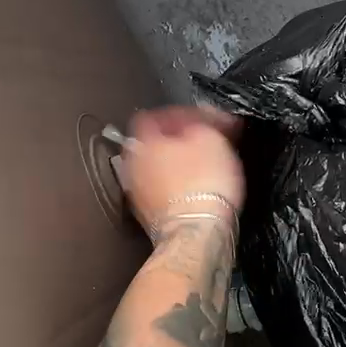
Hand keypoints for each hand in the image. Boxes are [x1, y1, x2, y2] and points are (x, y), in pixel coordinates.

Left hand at [121, 105, 244, 237]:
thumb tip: (206, 116)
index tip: (207, 120)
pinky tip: (199, 192)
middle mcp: (134, 165)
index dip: (186, 114)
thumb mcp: (212, 138)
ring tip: (206, 168)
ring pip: (160, 169)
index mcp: (143, 140)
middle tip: (206, 142)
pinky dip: (181, 188)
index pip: (157, 114)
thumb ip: (205, 121)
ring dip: (181, 166)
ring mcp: (140, 193)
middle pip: (156, 143)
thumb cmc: (203, 184)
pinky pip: (167, 193)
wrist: (197, 233)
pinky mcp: (153, 216)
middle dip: (181, 141)